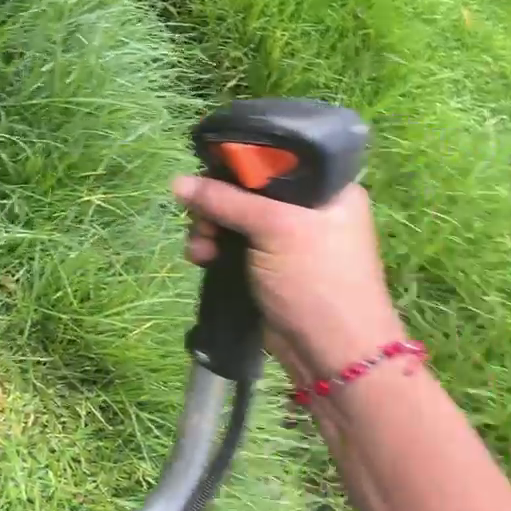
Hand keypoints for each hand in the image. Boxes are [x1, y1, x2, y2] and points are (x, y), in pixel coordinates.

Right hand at [171, 176, 406, 380]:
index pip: (273, 158)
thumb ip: (226, 201)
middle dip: (213, 203)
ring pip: (228, 216)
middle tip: (205, 222)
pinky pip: (225, 242)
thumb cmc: (317, 281)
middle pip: (242, 188)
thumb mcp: (274, 229)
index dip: (237, 163)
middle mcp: (305, 209)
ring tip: (201, 250)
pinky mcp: (263, 263)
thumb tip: (178, 182)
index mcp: (326, 190)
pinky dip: (209, 247)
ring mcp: (283, 238)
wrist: (332, 351)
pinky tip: (202, 259)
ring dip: (205, 228)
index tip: (209, 177)